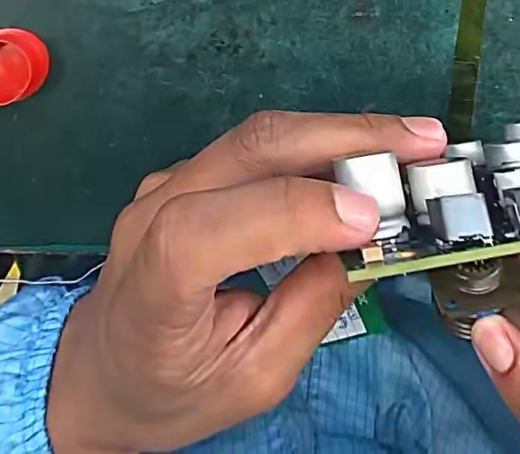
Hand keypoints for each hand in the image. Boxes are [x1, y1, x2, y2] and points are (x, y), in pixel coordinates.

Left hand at [46, 110, 446, 452]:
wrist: (96, 365)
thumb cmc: (166, 390)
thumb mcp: (247, 379)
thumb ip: (306, 311)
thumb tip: (364, 248)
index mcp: (160, 269)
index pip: (227, 220)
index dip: (300, 210)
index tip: (376, 217)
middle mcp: (159, 203)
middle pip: (252, 147)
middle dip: (344, 136)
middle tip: (423, 139)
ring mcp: (170, 178)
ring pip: (258, 134)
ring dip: (336, 129)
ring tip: (406, 137)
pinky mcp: (188, 172)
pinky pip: (252, 147)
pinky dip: (312, 142)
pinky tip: (357, 150)